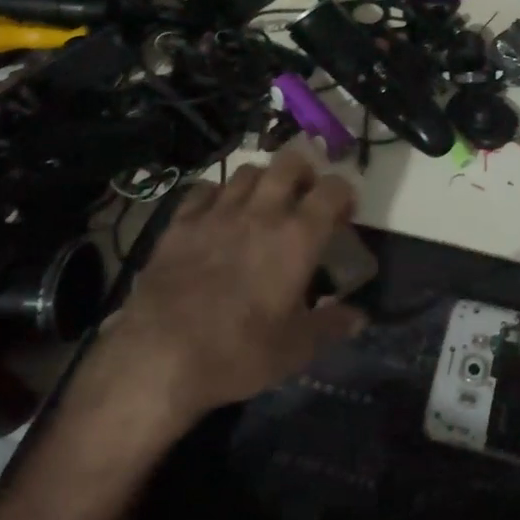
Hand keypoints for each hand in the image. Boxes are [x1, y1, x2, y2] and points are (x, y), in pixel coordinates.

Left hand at [88, 145, 366, 426]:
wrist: (159, 356)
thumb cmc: (238, 353)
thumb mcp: (295, 349)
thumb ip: (331, 326)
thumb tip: (360, 318)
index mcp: (298, 237)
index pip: (333, 189)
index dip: (344, 195)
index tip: (343, 214)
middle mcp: (262, 212)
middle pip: (289, 163)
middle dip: (304, 173)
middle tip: (304, 199)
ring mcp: (217, 213)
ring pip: (248, 171)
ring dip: (263, 180)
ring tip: (263, 204)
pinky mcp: (180, 223)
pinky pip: (204, 189)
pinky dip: (218, 194)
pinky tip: (218, 213)